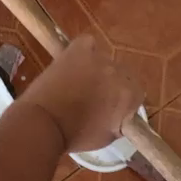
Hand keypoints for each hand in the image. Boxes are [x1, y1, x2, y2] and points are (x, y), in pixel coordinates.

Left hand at [19, 37, 143, 152]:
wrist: (44, 122)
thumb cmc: (76, 135)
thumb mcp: (107, 137)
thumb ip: (119, 122)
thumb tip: (119, 116)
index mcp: (128, 95)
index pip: (137, 93)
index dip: (123, 101)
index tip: (111, 109)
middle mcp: (118, 73)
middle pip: (121, 75)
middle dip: (110, 86)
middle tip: (94, 98)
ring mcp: (98, 58)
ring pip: (104, 61)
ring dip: (96, 70)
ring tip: (79, 82)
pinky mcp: (78, 49)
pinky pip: (88, 43)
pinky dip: (85, 50)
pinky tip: (77, 61)